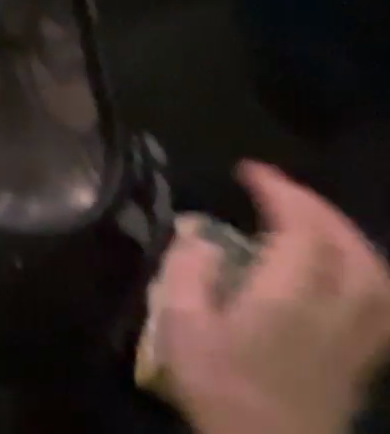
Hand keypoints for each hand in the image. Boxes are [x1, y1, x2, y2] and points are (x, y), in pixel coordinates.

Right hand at [160, 161, 389, 433]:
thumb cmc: (216, 381)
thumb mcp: (183, 325)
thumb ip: (190, 273)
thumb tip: (201, 237)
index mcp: (290, 300)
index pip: (303, 234)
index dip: (282, 195)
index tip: (251, 171)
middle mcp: (337, 313)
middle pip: (351, 251)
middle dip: (318, 209)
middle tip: (279, 185)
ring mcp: (358, 337)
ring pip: (378, 277)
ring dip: (349, 237)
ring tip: (315, 218)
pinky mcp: (364, 356)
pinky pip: (383, 303)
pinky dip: (368, 271)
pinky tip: (345, 269)